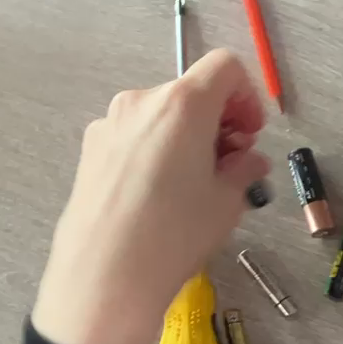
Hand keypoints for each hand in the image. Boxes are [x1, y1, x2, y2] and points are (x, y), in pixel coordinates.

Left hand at [33, 49, 269, 343]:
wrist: (106, 276)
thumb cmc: (173, 235)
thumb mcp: (227, 202)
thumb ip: (243, 170)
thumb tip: (248, 162)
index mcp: (182, 104)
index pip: (225, 67)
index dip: (247, 96)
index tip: (251, 132)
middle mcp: (142, 102)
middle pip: (192, 92)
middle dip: (219, 122)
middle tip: (232, 165)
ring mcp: (110, 124)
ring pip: (163, 116)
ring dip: (188, 138)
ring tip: (197, 186)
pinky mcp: (91, 150)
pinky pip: (137, 137)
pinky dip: (158, 152)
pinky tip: (162, 196)